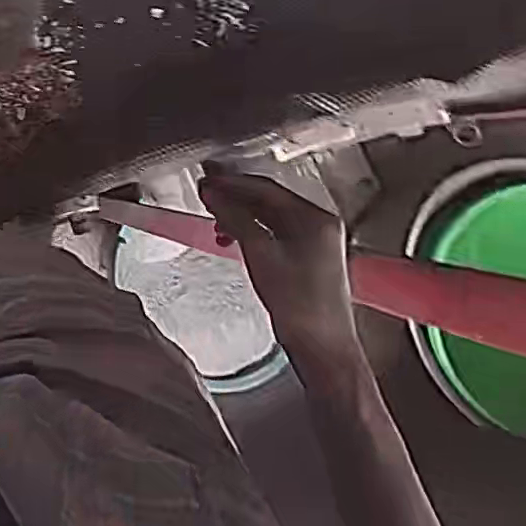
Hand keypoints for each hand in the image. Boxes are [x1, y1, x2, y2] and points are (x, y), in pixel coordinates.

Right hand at [199, 173, 361, 365]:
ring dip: (238, 213)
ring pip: (267, 215)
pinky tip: (229, 234)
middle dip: (234, 196)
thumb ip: (234, 217)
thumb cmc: (298, 302)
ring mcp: (313, 241)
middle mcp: (318, 225)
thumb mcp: (259, 251)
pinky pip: (271, 230)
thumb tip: (213, 193)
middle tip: (205, 192)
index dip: (232, 182)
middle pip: (267, 199)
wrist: (320, 345)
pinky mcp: (305, 256)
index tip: (206, 180)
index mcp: (315, 219)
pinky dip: (248, 229)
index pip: (266, 188)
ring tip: (213, 213)